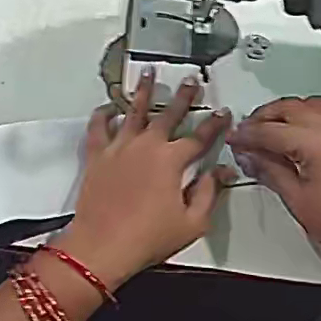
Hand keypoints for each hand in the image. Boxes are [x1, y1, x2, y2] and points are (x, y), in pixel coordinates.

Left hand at [55, 69, 235, 287]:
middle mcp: (145, 147)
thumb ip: (209, 193)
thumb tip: (221, 173)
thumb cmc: (147, 238)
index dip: (215, 124)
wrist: (103, 245)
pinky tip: (108, 107)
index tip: (223, 113)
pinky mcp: (97, 156)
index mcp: (171, 161)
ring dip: (143, 92)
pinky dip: (103, 114)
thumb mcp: (192, 222)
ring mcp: (119, 148)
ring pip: (133, 111)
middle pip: (168, 114)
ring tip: (148, 74)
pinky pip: (98, 127)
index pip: (200, 137)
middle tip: (190, 82)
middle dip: (183, 96)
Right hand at [227, 96, 320, 283]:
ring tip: (266, 131)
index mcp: (319, 143)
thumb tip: (251, 156)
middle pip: (290, 109)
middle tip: (245, 133)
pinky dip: (304, 119)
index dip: (247, 135)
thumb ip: (270, 170)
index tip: (233, 139)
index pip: (271, 130)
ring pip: (309, 107)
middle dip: (263, 117)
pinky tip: (294, 137)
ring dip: (284, 114)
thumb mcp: (296, 199)